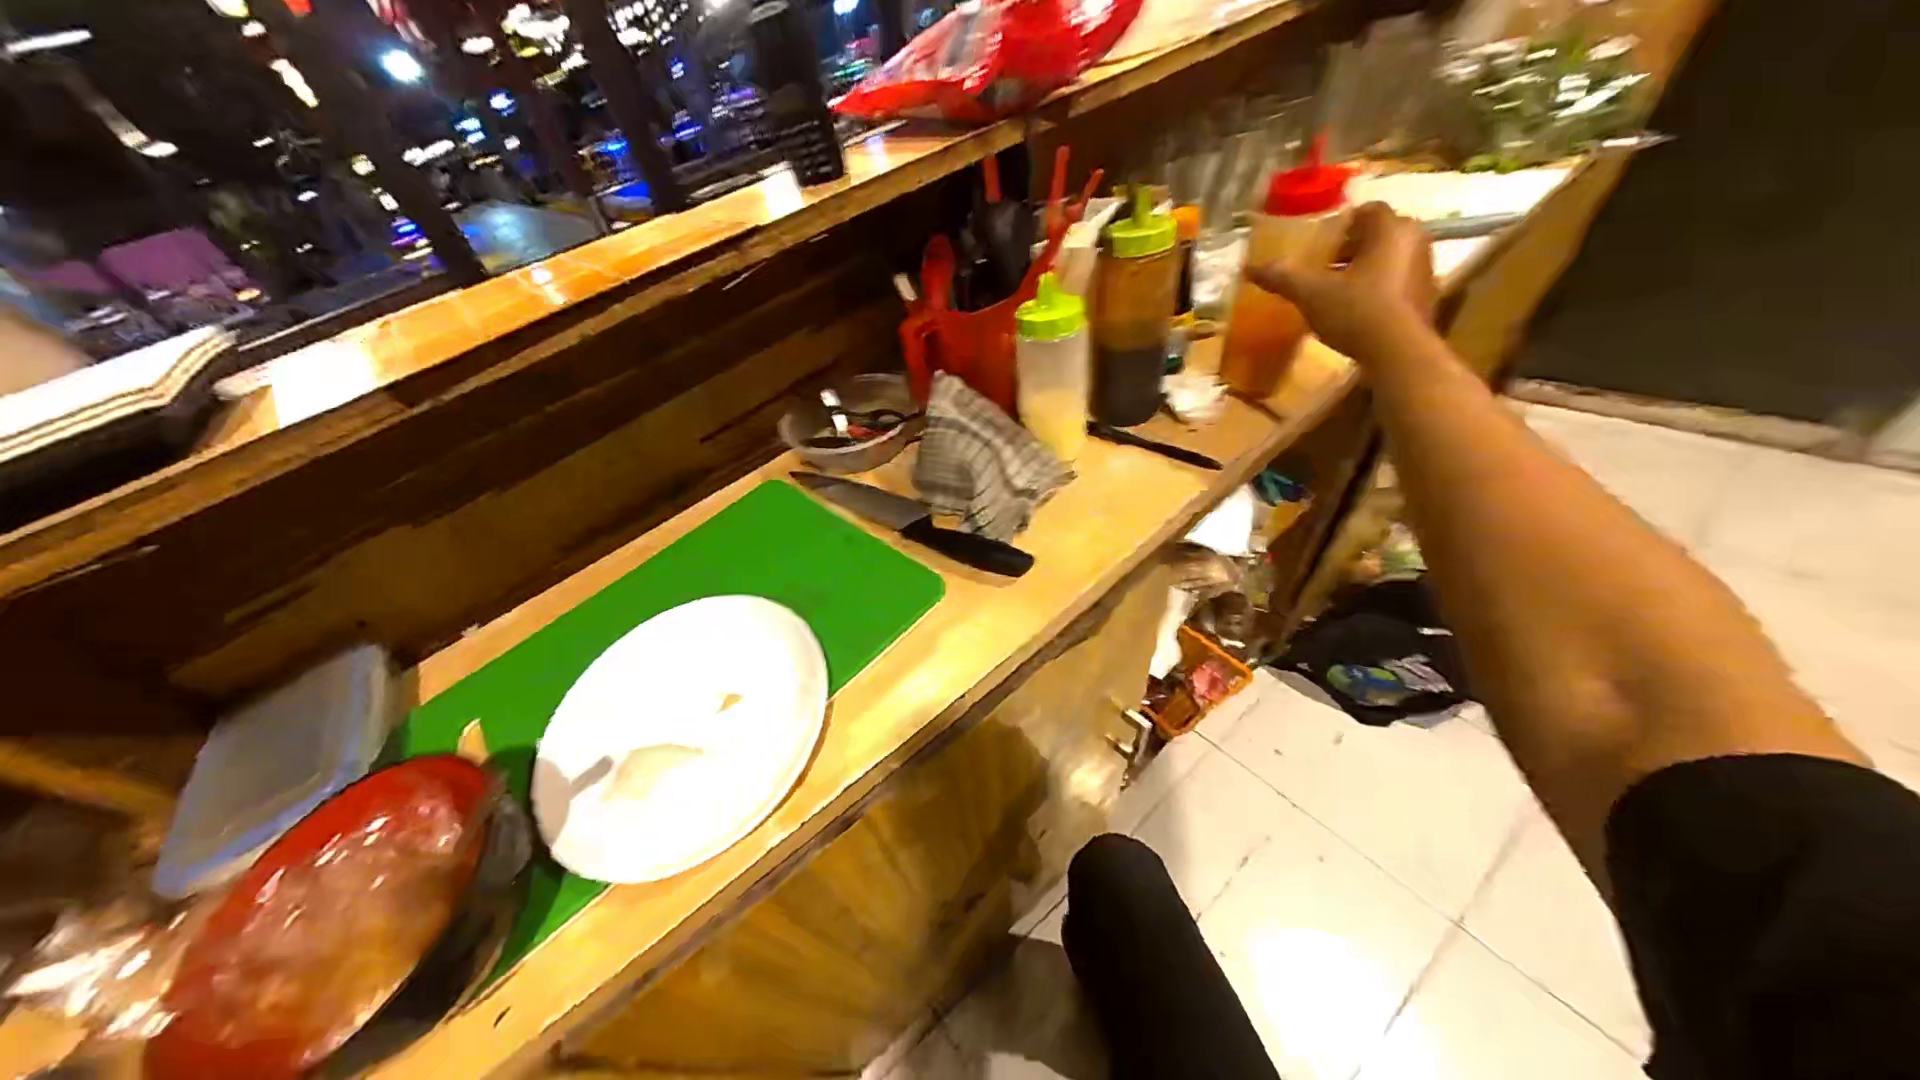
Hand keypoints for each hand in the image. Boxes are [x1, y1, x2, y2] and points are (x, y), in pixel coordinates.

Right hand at [1244, 202, 1437, 361]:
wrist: (1398, 353)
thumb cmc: (1356, 311)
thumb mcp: (1311, 293)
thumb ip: (1283, 277)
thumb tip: (1250, 269)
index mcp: (1391, 229)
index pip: (1366, 210)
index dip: (1340, 224)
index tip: (1318, 244)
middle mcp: (1415, 240)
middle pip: (1377, 234)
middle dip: (1349, 248)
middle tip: (1321, 267)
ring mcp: (1426, 268)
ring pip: (1389, 258)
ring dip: (1364, 269)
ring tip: (1335, 290)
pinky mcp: (1427, 296)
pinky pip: (1397, 281)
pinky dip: (1378, 288)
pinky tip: (1356, 310)